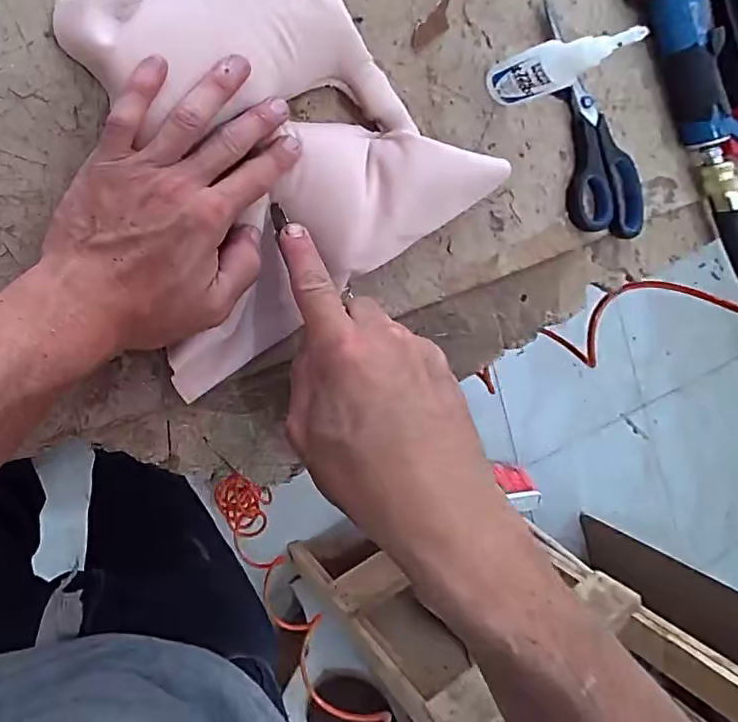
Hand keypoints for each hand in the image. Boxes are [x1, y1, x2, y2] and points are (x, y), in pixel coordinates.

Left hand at [40, 54, 300, 355]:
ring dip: (214, 89)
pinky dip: (141, 87)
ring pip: (186, 119)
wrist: (78, 302)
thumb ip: (244, 267)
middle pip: (228, 141)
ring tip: (235, 64)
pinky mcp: (107, 164)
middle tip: (277, 101)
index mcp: (210, 216)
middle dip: (258, 119)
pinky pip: (125, 118)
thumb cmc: (145, 308)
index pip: (256, 178)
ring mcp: (143, 169)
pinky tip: (157, 62)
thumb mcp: (212, 306)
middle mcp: (182, 184)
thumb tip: (252, 232)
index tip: (293, 141)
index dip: (279, 158)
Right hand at [279, 222, 519, 575]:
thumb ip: (306, 382)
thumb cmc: (365, 481)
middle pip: (354, 309)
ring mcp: (419, 348)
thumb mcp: (309, 438)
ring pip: (383, 331)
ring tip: (374, 404)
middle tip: (338, 374)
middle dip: (341, 327)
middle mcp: (384, 336)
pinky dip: (397, 366)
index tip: (293, 227)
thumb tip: (315, 353)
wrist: (444, 509)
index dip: (301, 256)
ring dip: (370, 350)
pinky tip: (403, 410)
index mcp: (342, 351)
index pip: (315, 290)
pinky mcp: (444, 364)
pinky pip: (408, 350)